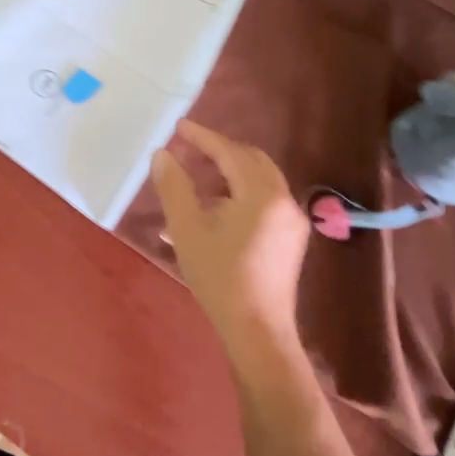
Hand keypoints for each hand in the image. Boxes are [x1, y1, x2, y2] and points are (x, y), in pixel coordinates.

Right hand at [151, 122, 309, 345]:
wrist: (256, 328)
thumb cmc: (218, 275)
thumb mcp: (186, 227)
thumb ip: (174, 186)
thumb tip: (163, 154)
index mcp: (262, 194)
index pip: (231, 153)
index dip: (203, 138)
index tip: (179, 127)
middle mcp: (284, 201)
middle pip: (252, 162)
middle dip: (219, 152)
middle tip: (189, 150)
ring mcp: (291, 223)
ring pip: (258, 183)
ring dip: (226, 175)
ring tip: (193, 181)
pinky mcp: (289, 242)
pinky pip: (262, 203)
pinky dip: (236, 195)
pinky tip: (209, 213)